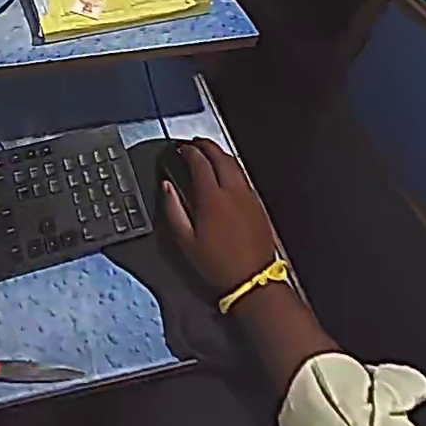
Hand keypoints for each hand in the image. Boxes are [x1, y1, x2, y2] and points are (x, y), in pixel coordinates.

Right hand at [161, 137, 281, 294]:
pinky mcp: (259, 206)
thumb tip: (167, 187)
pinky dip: (232, 168)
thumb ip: (172, 208)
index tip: (181, 149)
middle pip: (220, 157)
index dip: (189, 151)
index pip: (200, 163)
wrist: (253, 281)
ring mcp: (249, 198)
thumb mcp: (184, 240)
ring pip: (235, 165)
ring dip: (221, 154)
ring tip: (209, 153)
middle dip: (206, 146)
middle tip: (194, 144)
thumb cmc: (216, 263)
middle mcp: (232, 193)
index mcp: (212, 198)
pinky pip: (245, 178)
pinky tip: (226, 173)